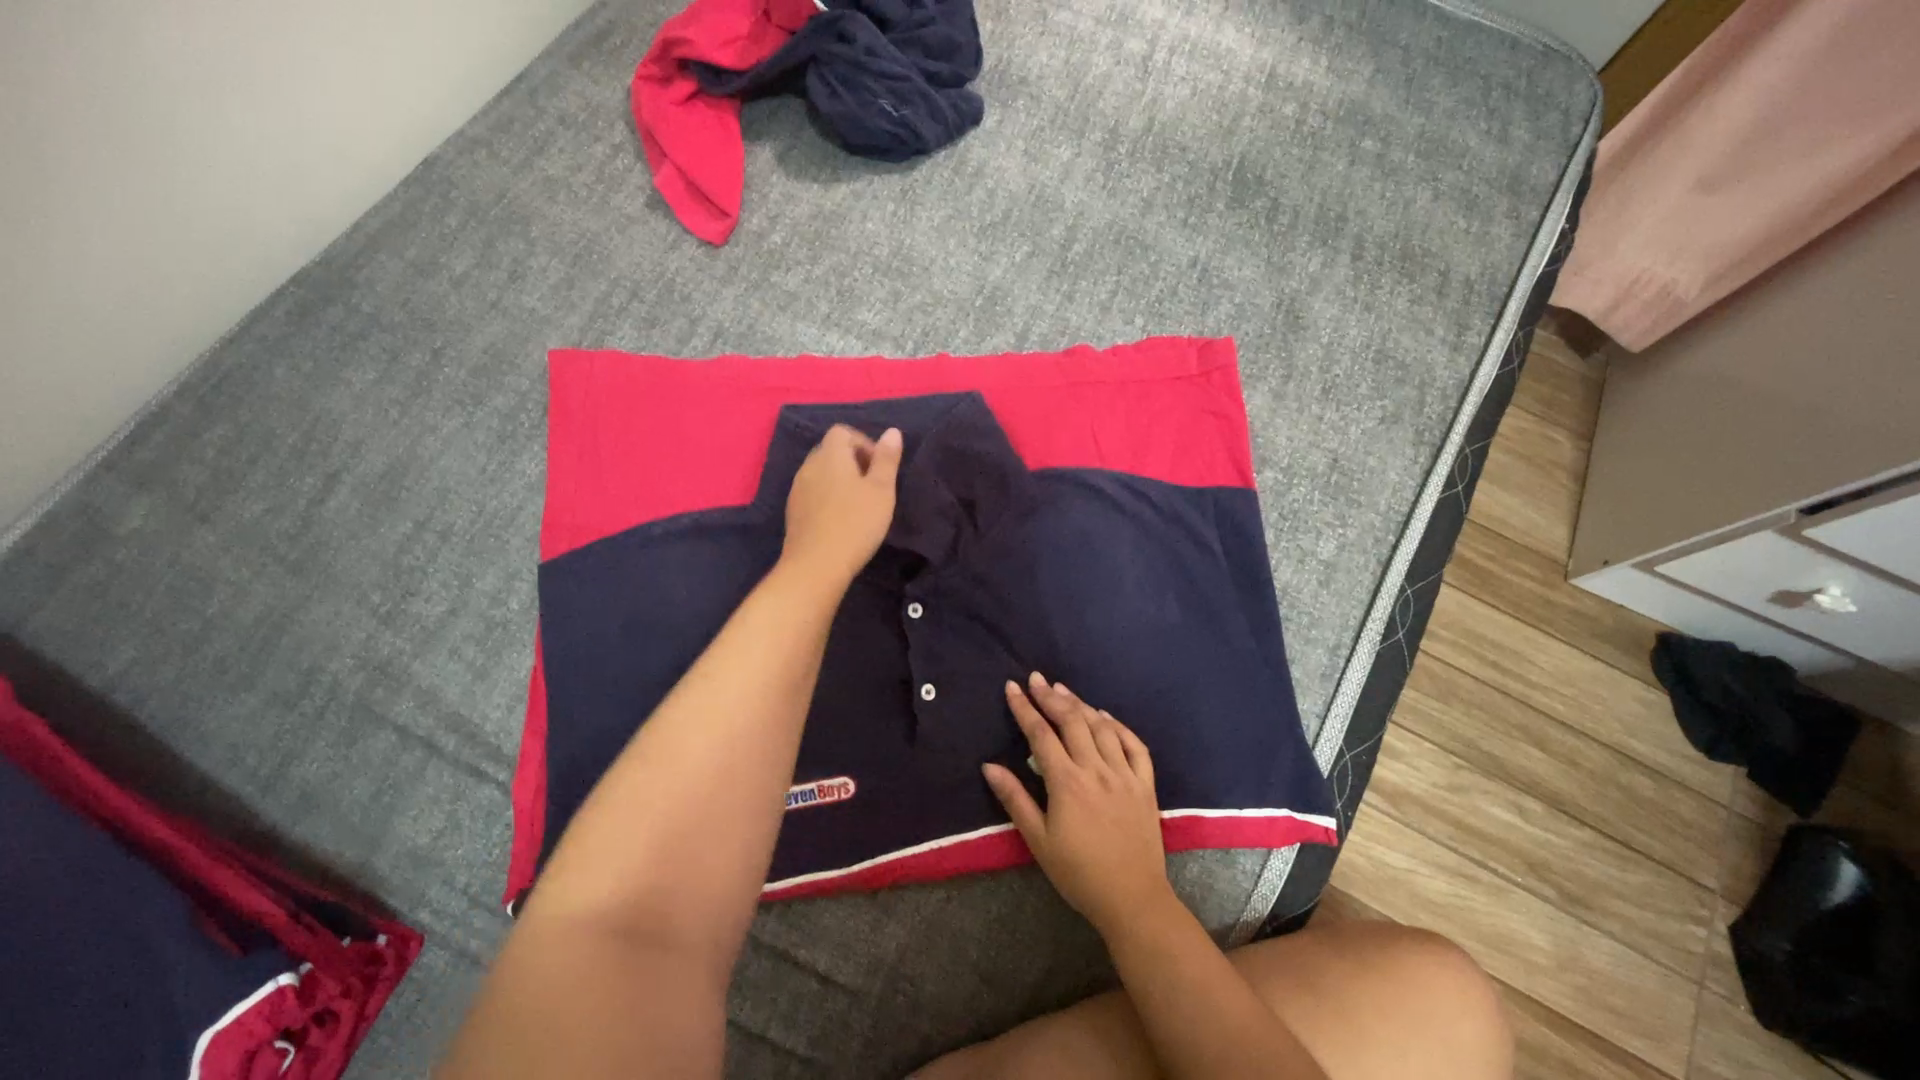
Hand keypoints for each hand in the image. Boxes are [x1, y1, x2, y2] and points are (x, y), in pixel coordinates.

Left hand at [781, 424, 901, 584]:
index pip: (842, 432)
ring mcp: (797, 489)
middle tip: (872, 487)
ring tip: (858, 505)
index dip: (863, 444)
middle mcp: (809, 466)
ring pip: (821, 473)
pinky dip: (827, 497)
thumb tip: (892, 431)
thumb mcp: (881, 490)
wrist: (816, 565)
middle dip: (852, 462)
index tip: (878, 469)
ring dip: (839, 481)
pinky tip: (840, 520)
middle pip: (830, 451)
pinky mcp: (793, 511)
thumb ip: (887, 459)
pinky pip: (813, 492)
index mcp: (830, 455)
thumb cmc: (856, 523)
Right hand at [983, 672, 1170, 934]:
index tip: (1013, 687)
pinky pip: (1135, 746)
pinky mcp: (1145, 785)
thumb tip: (990, 766)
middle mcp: (1096, 769)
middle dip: (1052, 697)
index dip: (1025, 708)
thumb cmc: (1078, 873)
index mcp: (1067, 782)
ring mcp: (1124, 775)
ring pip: (1102, 728)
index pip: (1041, 734)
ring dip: (1081, 705)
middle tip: (1036, 679)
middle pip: (1072, 721)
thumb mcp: (1038, 841)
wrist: (1132, 898)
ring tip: (1063, 692)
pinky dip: (1119, 726)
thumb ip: (1015, 799)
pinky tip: (1106, 717)